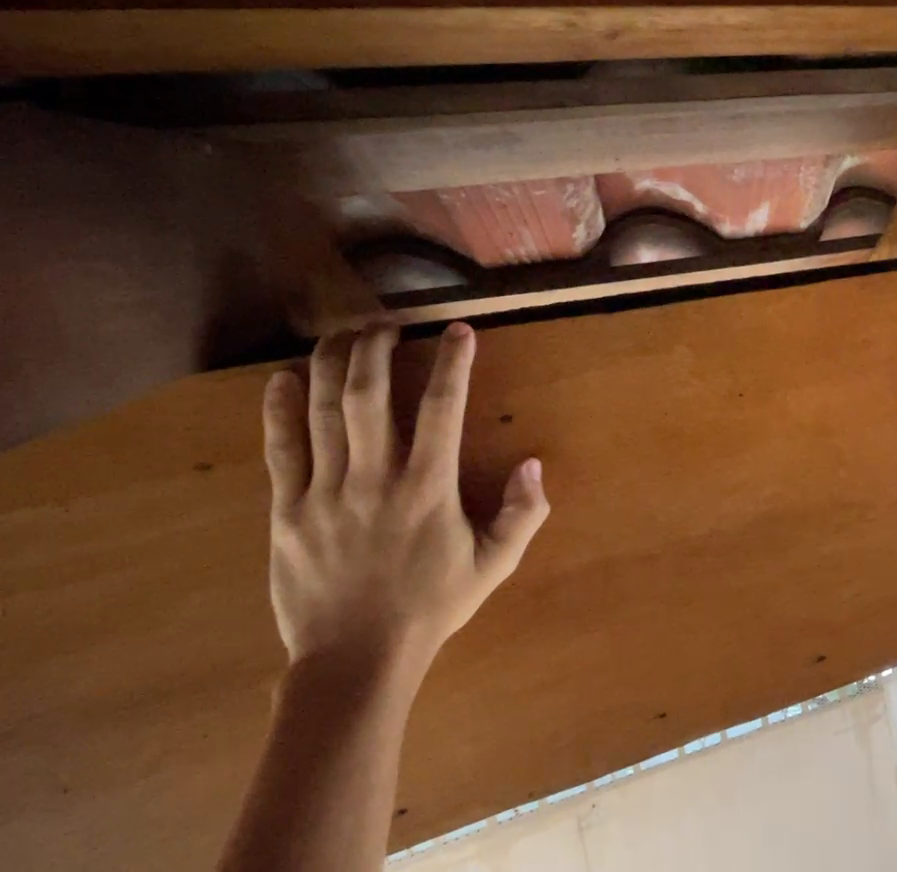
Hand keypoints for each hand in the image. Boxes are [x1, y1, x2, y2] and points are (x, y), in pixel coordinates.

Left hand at [261, 322, 549, 674]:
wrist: (356, 657)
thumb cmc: (434, 605)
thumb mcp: (496, 563)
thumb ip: (524, 513)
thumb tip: (535, 463)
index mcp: (428, 489)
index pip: (442, 409)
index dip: (452, 364)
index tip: (459, 329)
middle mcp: (374, 479)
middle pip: (367, 396)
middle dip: (376, 348)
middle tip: (388, 322)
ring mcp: (324, 493)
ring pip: (321, 413)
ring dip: (330, 365)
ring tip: (343, 335)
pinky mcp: (287, 511)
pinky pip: (280, 450)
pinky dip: (280, 410)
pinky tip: (283, 379)